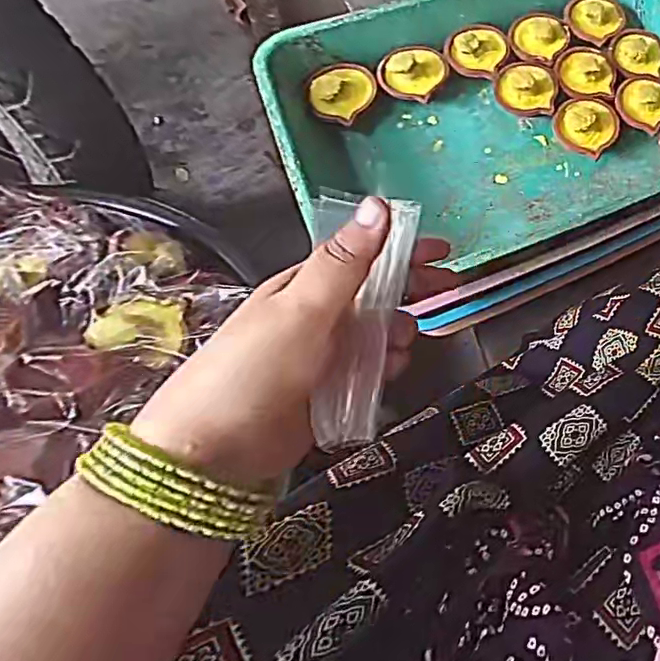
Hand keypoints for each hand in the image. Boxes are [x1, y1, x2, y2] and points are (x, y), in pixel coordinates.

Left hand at [129, 198, 456, 485]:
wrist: (214, 453)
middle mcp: (321, 314)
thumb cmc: (253, 371)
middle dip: (414, 289)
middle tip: (445, 290)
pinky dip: (389, 367)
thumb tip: (376, 207)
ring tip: (398, 346)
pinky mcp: (335, 386)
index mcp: (308, 285)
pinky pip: (376, 367)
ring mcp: (328, 351)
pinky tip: (387, 372)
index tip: (443, 249)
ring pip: (383, 331)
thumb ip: (345, 261)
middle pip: (380, 291)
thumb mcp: (303, 307)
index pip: (365, 255)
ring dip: (401, 333)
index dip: (405, 247)